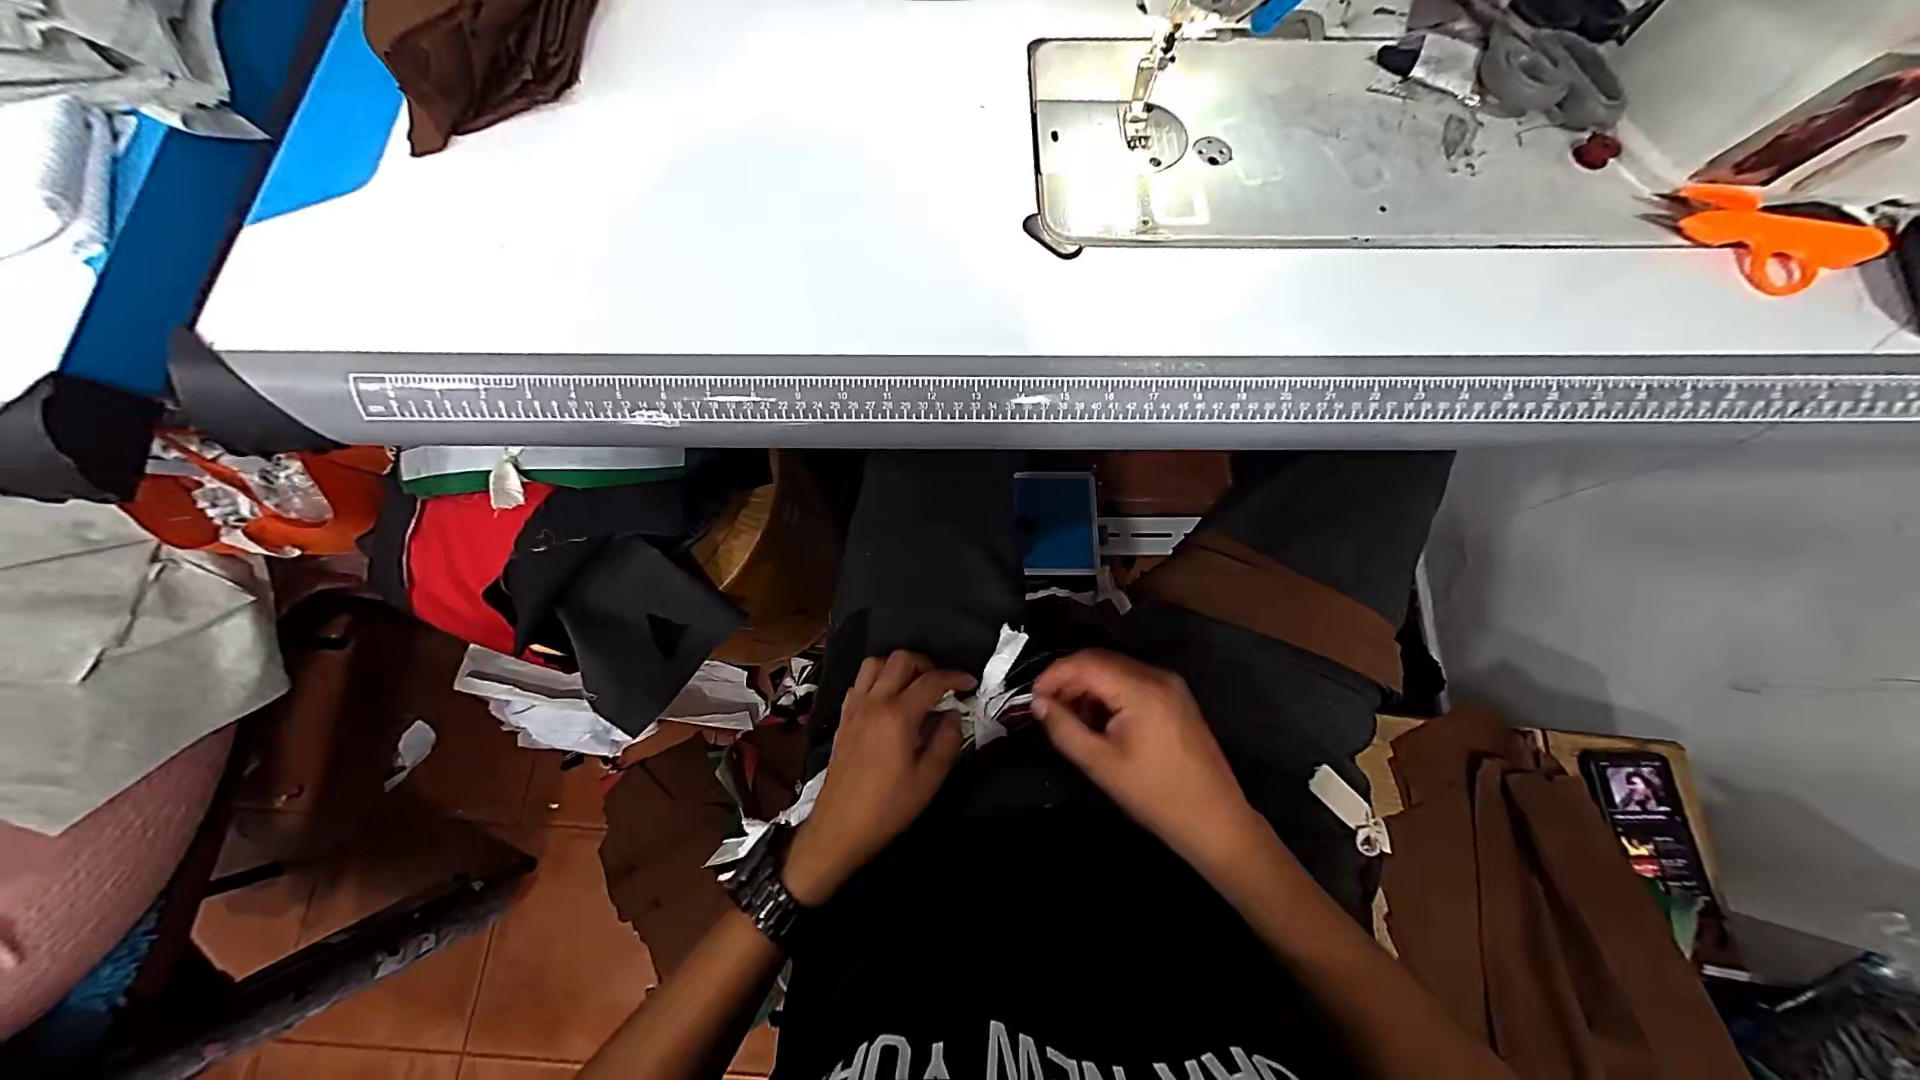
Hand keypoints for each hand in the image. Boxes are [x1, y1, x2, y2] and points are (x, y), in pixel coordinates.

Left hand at [784, 651, 974, 904]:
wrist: (839, 827)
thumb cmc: (888, 806)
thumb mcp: (929, 779)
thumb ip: (947, 740)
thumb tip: (952, 714)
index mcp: (898, 715)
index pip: (932, 680)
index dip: (955, 677)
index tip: (970, 683)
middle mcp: (874, 702)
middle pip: (901, 659)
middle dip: (927, 663)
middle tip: (943, 681)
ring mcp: (854, 708)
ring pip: (875, 663)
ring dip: (898, 666)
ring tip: (915, 684)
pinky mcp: (843, 718)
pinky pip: (859, 682)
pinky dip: (877, 679)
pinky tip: (889, 698)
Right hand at [1033, 649, 1267, 869]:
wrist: (1216, 821)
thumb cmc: (1156, 796)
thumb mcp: (1101, 764)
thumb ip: (1064, 728)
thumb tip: (1038, 703)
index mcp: (1141, 689)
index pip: (1085, 663)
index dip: (1053, 676)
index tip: (1032, 699)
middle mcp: (1158, 677)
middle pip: (1100, 661)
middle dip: (1068, 681)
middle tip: (1047, 709)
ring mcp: (1170, 686)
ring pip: (1115, 671)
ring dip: (1087, 687)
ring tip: (1070, 719)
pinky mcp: (1175, 699)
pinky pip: (1132, 683)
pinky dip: (1108, 694)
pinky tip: (1098, 721)